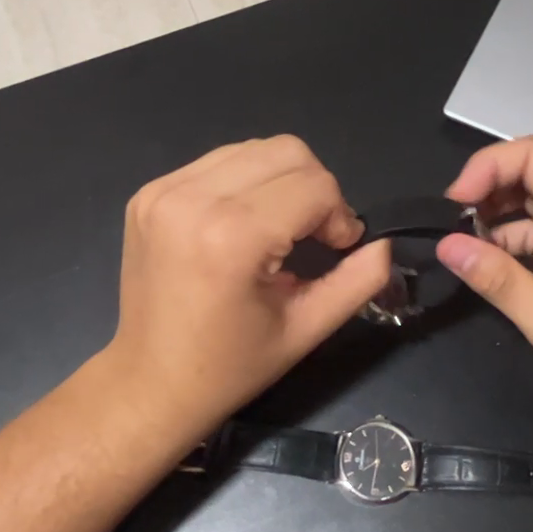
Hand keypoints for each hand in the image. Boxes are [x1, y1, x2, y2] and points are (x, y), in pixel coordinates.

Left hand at [101, 136, 392, 445]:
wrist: (150, 382)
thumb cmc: (230, 366)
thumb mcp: (305, 329)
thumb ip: (357, 281)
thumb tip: (385, 245)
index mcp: (231, 236)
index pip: (315, 185)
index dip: (340, 216)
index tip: (337, 250)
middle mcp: (191, 199)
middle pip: (287, 152)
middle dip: (315, 190)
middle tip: (312, 237)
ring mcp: (163, 191)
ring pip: (253, 150)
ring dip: (280, 182)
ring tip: (276, 231)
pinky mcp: (148, 193)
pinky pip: (217, 163)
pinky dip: (244, 184)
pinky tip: (241, 226)